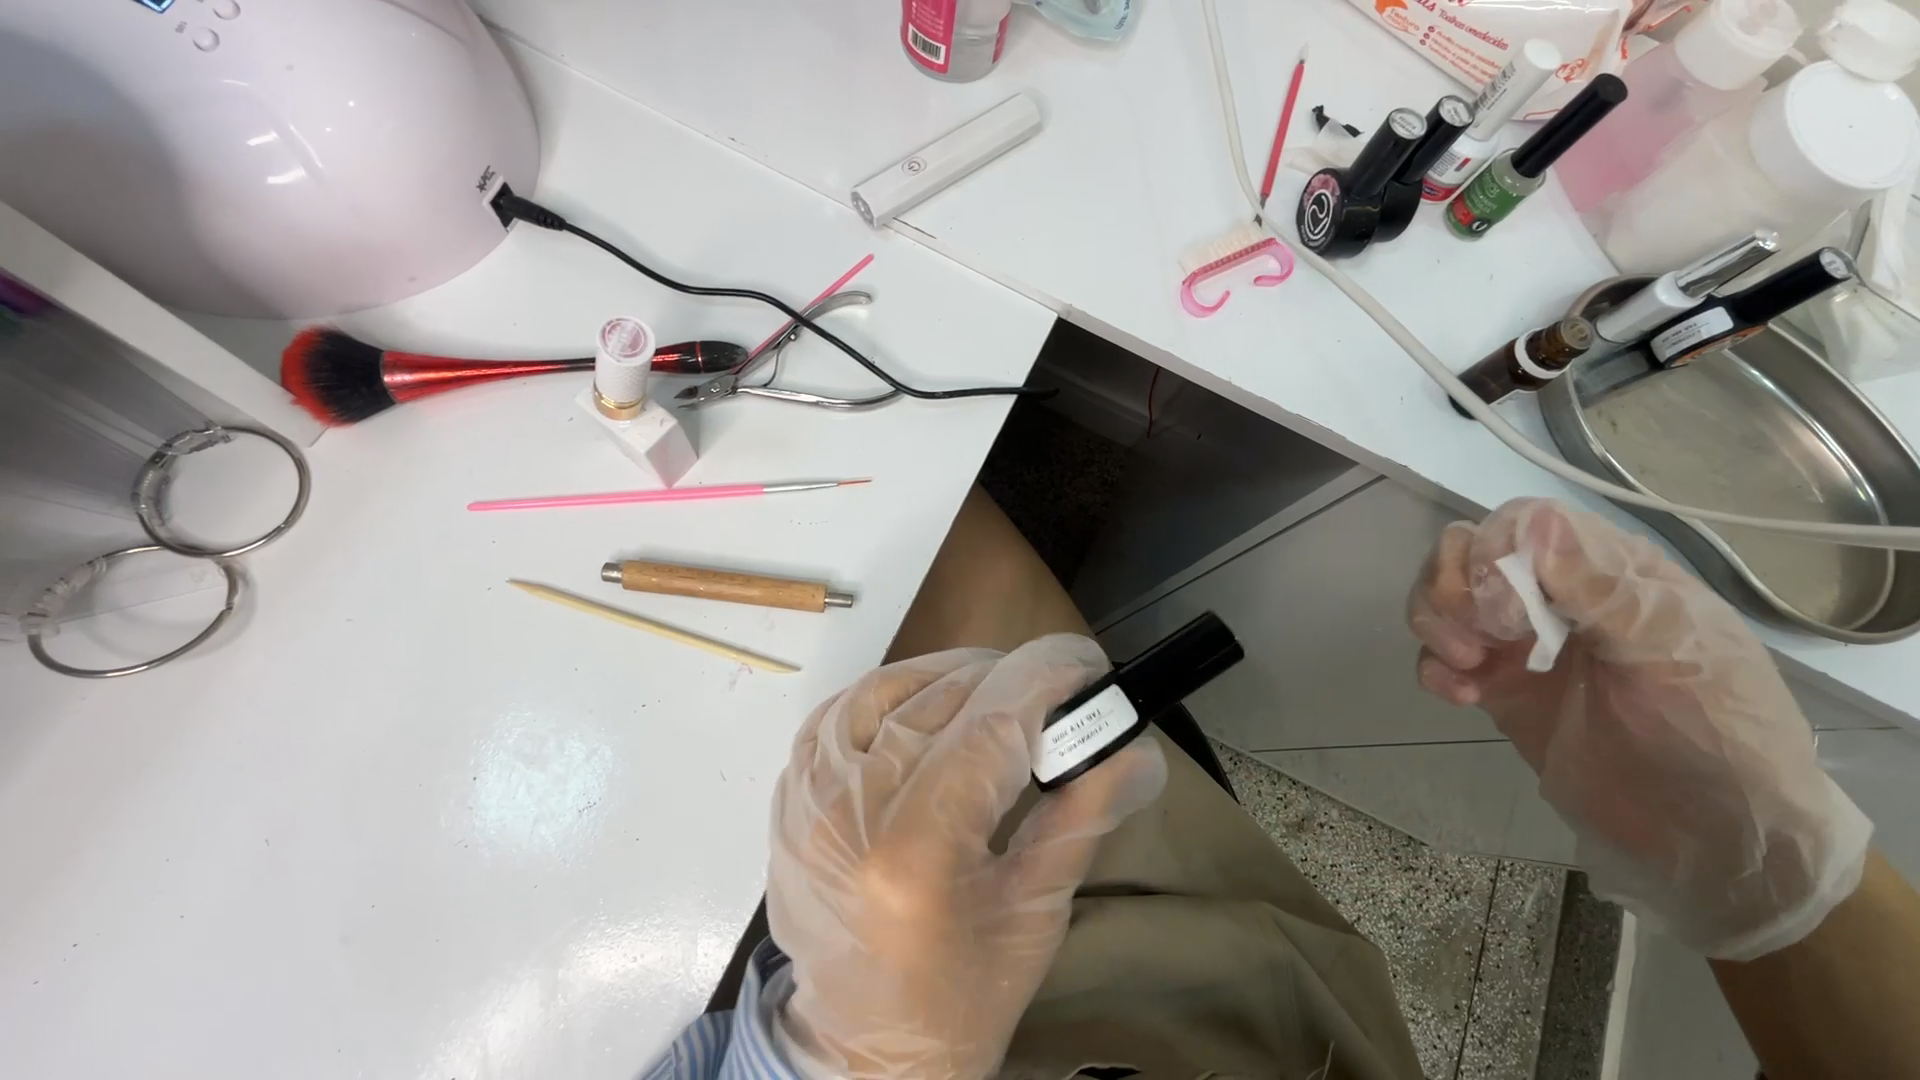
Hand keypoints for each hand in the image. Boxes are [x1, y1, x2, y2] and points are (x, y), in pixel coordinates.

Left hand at [766, 635, 1166, 1079]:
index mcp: (919, 848)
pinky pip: (837, 712)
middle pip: (942, 697)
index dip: (1046, 678)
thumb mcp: (1036, 910)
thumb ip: (1084, 813)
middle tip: (1055, 693)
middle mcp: (850, 808)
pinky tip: (924, 704)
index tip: (1085, 665)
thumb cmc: (959, 995)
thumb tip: (1137, 747)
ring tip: (996, 690)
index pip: (991, 724)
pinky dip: (889, 694)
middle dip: (1011, 678)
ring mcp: (806, 798)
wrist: (859, 1048)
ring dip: (950, 676)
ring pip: (885, 689)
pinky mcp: (787, 797)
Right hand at [1406, 498, 1872, 960]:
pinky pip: (1435, 656)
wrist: (1710, 837)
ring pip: (1440, 596)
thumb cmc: (1715, 735)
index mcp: (1610, 572)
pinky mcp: (1495, 686)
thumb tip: (1530, 526)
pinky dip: (1431, 668)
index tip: (1504, 608)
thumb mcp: (1675, 652)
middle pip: (1466, 551)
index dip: (1495, 552)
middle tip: (1478, 640)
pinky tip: (1461, 698)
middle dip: (1451, 587)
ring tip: (1465, 668)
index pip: (1525, 522)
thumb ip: (1602, 588)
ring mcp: (1521, 641)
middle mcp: (1556, 595)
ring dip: (1433, 623)